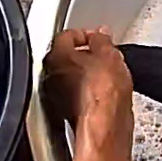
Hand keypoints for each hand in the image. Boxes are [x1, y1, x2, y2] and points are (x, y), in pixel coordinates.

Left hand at [44, 28, 133, 150]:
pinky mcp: (69, 114)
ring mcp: (58, 97)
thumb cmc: (103, 93)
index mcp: (56, 57)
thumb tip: (101, 35)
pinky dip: (89, 93)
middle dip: (86, 55)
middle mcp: (51, 77)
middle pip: (67, 58)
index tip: (99, 37)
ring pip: (72, 78)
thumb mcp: (110, 55)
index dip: (85, 34)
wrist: (105, 126)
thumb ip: (102, 41)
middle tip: (104, 55)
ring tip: (108, 76)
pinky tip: (105, 94)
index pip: (67, 36)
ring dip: (88, 75)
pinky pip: (78, 96)